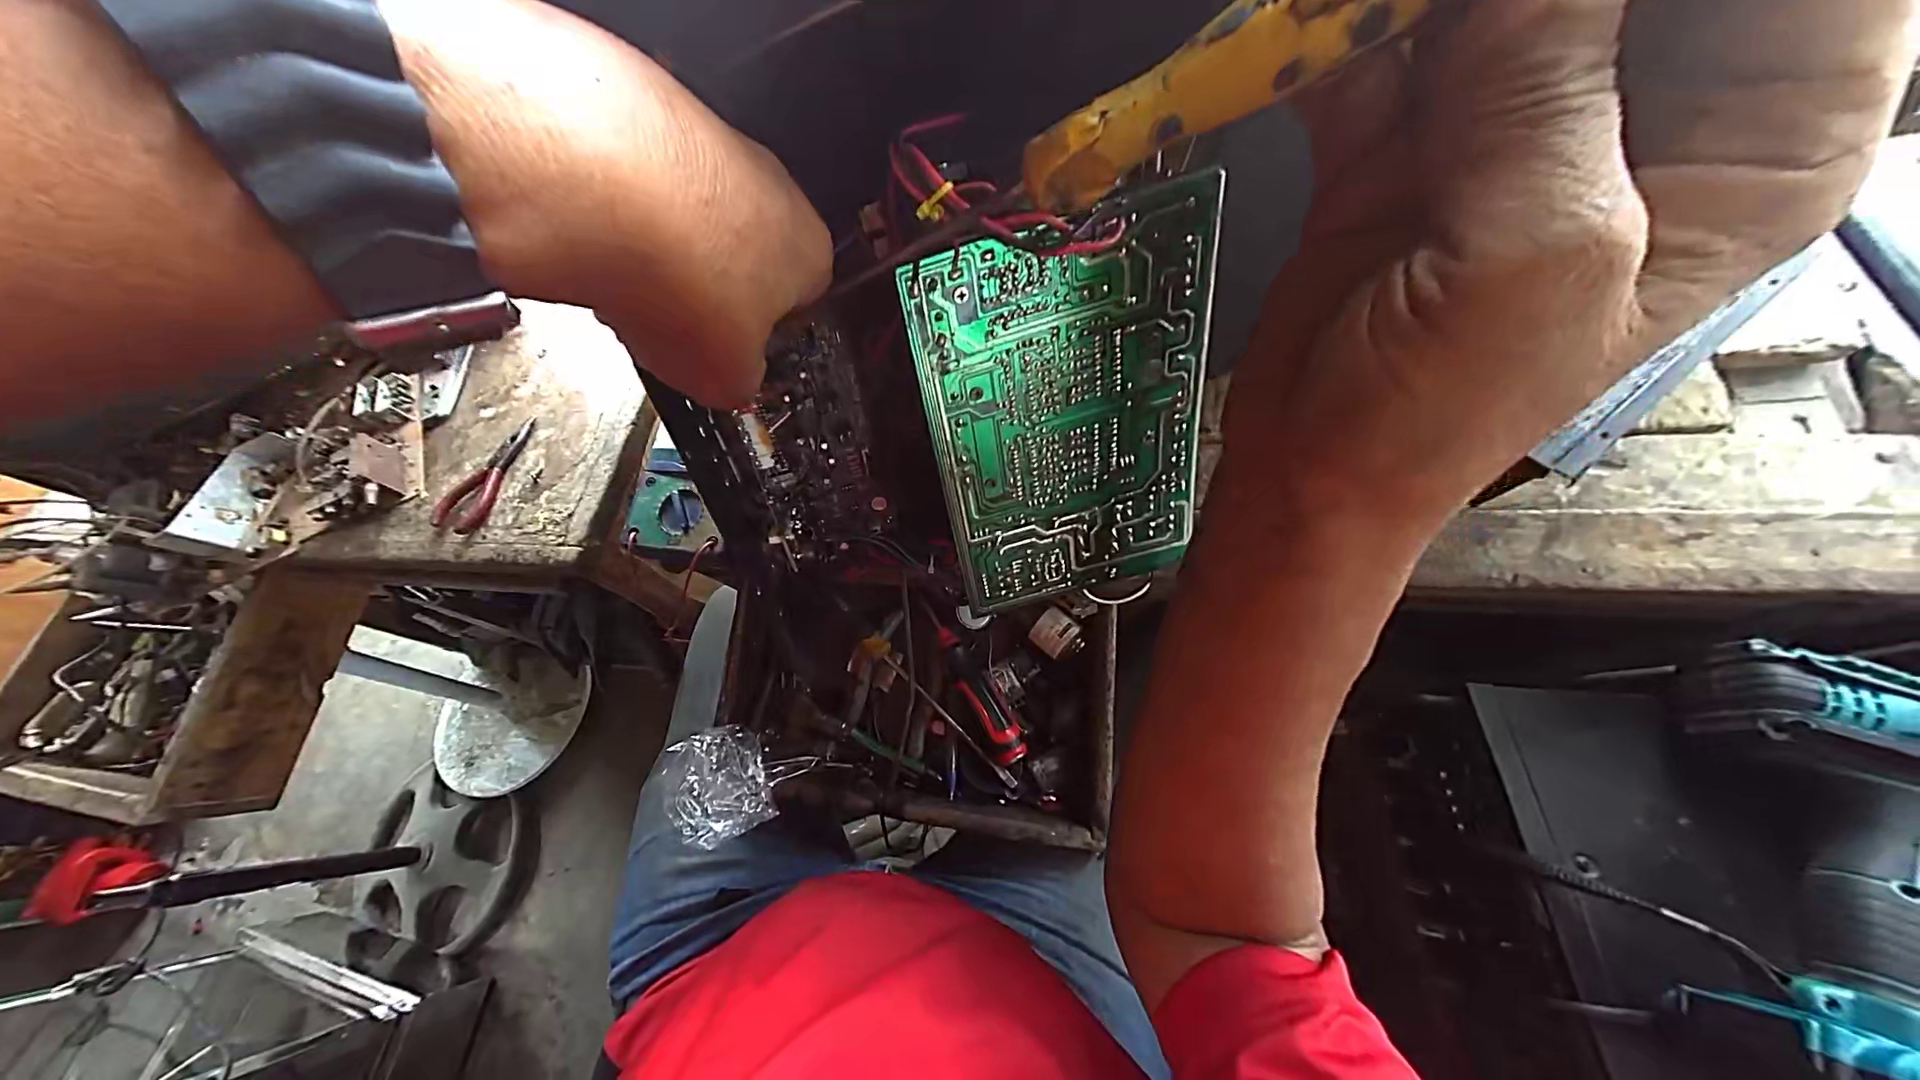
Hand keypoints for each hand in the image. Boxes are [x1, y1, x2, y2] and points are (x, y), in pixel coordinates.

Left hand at [0, 0, 824, 427]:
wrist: (527, 150)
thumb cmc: (657, 270)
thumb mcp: (715, 361)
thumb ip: (739, 379)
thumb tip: (735, 388)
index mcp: (798, 235)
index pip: (814, 290)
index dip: (778, 333)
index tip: (737, 358)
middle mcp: (747, 171)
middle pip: (748, 245)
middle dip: (717, 292)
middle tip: (672, 328)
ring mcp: (677, 123)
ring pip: (681, 204)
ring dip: (653, 252)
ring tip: (609, 282)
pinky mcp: (602, 96)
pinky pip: (619, 170)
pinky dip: (600, 210)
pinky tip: (566, 228)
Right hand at [1222, 0, 1913, 533]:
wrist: (1306, 468)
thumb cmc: (1435, 411)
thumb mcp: (1530, 262)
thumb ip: (1539, 96)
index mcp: (1741, 139)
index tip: (1565, 5)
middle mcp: (1625, 116)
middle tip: (1435, 9)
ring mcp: (1495, 129)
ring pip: (1476, 7)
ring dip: (1403, 7)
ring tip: (1344, 14)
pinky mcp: (1391, 154)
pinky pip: (1374, 64)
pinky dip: (1333, 48)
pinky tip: (1300, 48)